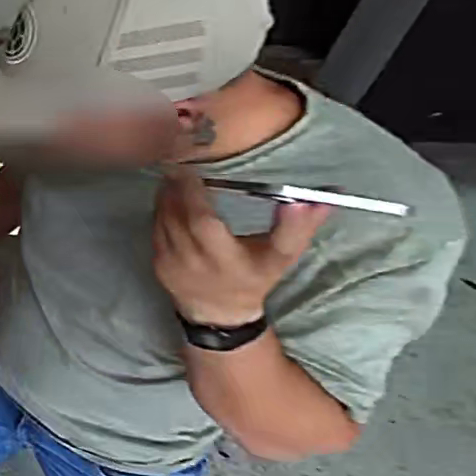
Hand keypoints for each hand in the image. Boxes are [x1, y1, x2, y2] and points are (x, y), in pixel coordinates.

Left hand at [151, 166, 329, 326]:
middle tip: (180, 163)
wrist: (218, 312)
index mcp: (225, 260)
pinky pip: (155, 229)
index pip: (202, 223)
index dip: (194, 195)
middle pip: (176, 217)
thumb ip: (297, 228)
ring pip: (162, 220)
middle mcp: (192, 262)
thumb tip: (320, 199)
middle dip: (176, 187)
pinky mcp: (156, 263)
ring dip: (166, 195)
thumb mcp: (280, 257)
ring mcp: (169, 263)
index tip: (193, 170)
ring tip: (175, 175)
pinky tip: (169, 196)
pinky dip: (161, 210)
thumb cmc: (253, 279)